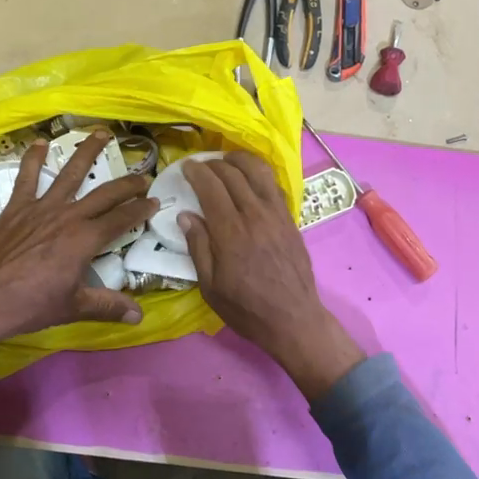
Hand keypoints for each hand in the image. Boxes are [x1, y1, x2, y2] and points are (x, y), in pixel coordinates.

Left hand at [0, 132, 156, 378]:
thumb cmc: (31, 305)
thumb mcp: (74, 308)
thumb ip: (109, 306)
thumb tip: (139, 316)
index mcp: (85, 239)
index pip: (122, 219)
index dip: (141, 209)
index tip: (155, 201)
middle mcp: (68, 216)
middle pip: (105, 193)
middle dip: (128, 184)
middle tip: (144, 175)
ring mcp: (41, 208)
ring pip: (70, 173)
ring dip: (88, 152)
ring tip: (102, 133)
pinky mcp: (16, 208)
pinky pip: (26, 178)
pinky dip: (33, 159)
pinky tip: (40, 143)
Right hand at [180, 152, 365, 399]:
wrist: (293, 319)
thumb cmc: (246, 308)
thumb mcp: (210, 286)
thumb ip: (198, 247)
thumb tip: (185, 216)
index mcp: (231, 232)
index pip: (211, 188)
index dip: (197, 172)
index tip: (186, 166)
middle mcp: (254, 215)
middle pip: (232, 174)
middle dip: (213, 164)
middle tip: (201, 165)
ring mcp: (276, 214)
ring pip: (258, 172)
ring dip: (240, 160)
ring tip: (226, 159)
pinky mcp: (289, 218)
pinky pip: (274, 185)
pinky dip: (259, 172)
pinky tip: (251, 175)